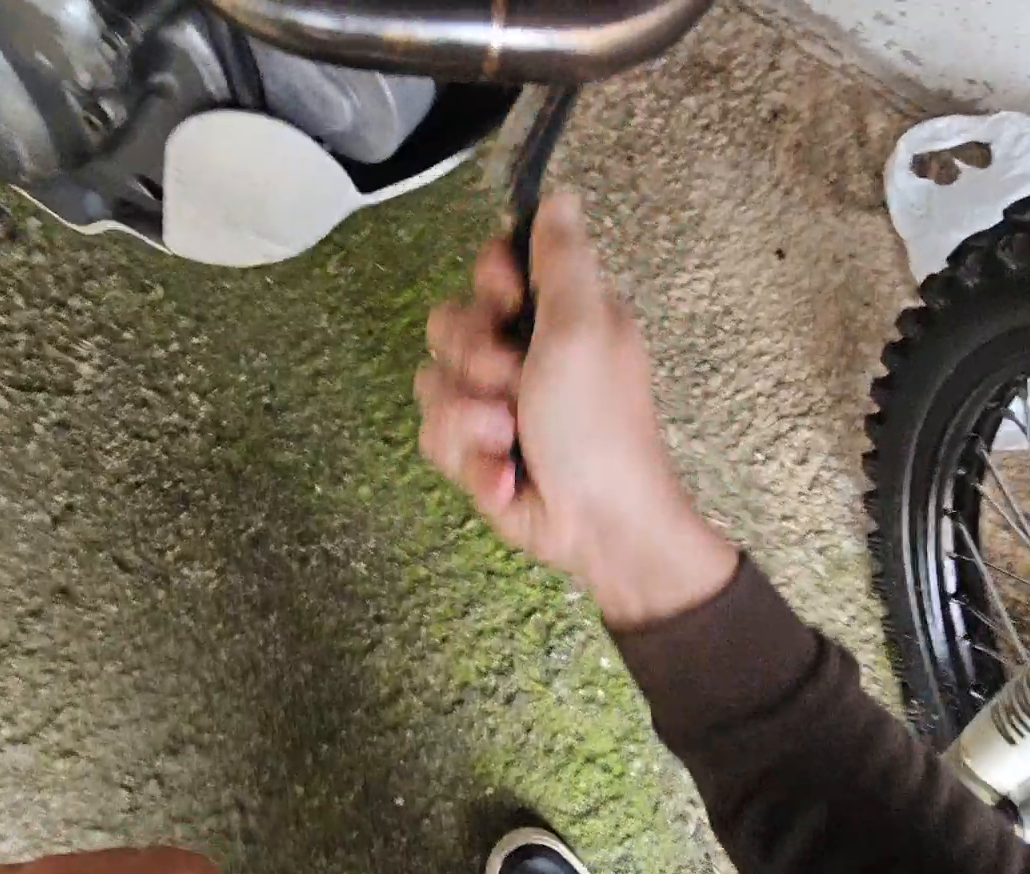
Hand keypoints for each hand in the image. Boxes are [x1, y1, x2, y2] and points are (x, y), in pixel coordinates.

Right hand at [417, 192, 735, 627]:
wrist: (591, 523)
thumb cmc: (597, 425)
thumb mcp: (583, 328)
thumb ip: (563, 259)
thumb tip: (560, 194)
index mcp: (555, 312)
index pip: (492, 265)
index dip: (490, 283)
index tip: (510, 308)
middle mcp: (519, 350)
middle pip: (449, 320)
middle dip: (474, 360)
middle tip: (514, 387)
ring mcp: (490, 401)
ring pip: (433, 381)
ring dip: (470, 418)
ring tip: (509, 440)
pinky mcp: (470, 446)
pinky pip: (432, 431)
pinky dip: (467, 456)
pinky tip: (502, 474)